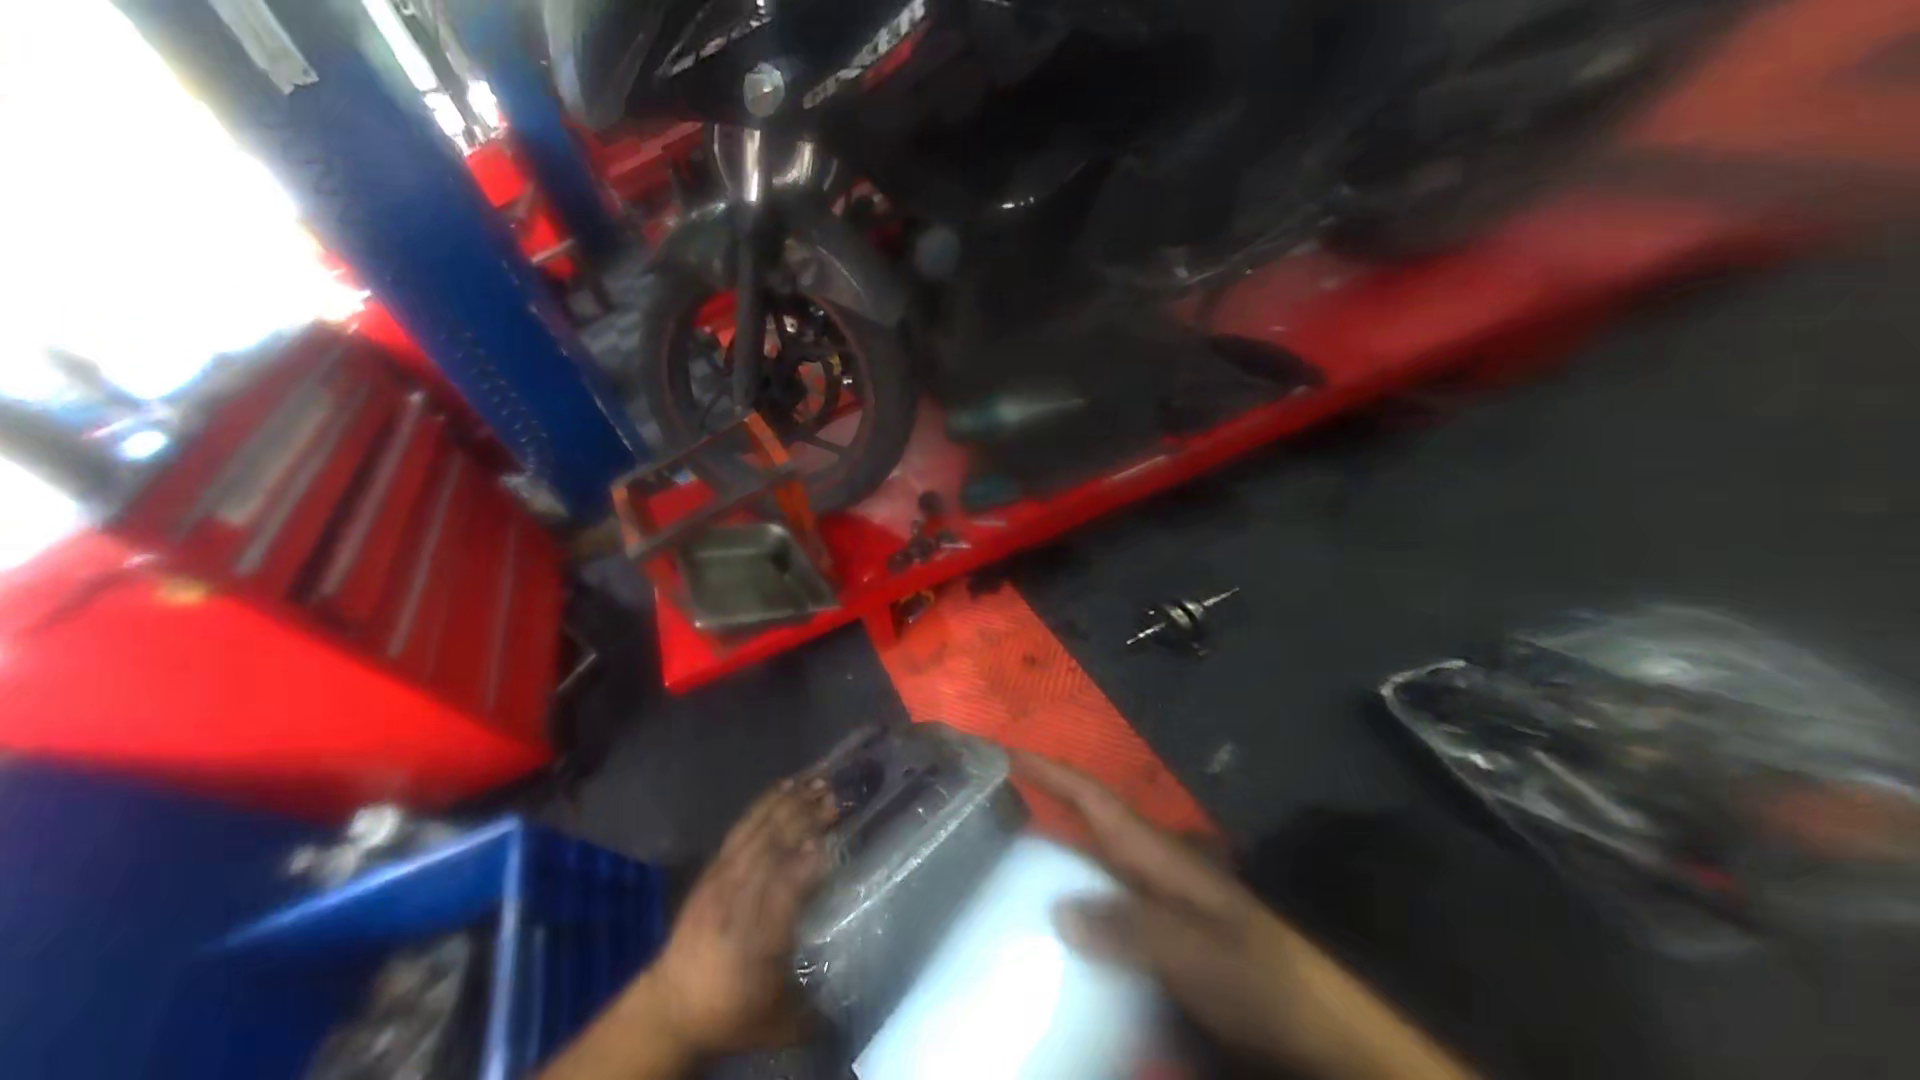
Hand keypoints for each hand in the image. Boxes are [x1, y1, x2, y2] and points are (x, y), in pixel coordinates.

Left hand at [635, 775, 839, 1058]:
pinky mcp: (714, 869)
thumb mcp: (781, 1023)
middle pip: (772, 848)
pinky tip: (786, 785)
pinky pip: (742, 827)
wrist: (670, 1007)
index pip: (783, 889)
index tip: (836, 835)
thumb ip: (822, 1009)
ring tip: (819, 779)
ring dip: (790, 802)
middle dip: (805, 817)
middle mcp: (738, 900)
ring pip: (759, 831)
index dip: (807, 861)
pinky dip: (765, 803)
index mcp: (757, 939)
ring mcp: (723, 879)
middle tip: (839, 793)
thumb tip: (867, 994)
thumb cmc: (732, 1013)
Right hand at [1017, 752, 1475, 1079]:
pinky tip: (1038, 954)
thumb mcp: (1202, 949)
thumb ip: (1136, 927)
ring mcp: (1148, 914)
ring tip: (987, 891)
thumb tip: (1059, 907)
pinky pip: (1096, 931)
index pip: (1094, 799)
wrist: (1317, 1032)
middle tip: (973, 830)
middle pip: (1081, 838)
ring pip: (1084, 885)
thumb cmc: (1263, 977)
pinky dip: (1065, 931)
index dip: (1050, 771)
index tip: (1003, 751)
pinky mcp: (1152, 952)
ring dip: (1042, 882)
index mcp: (1157, 857)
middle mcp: (1145, 875)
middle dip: (1033, 823)